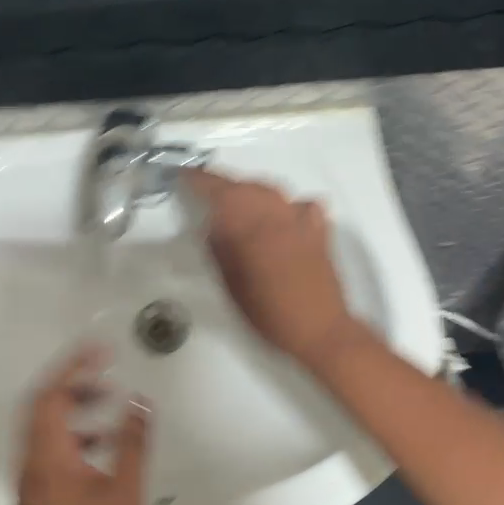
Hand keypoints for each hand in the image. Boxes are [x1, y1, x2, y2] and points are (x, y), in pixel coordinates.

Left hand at [16, 345, 149, 504]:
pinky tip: (103, 457)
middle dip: (73, 387)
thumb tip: (138, 401)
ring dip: (74, 415)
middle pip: (41, 412)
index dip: (73, 366)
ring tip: (112, 413)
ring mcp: (29, 492)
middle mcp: (29, 470)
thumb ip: (131, 443)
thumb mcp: (124, 495)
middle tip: (107, 378)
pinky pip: (49, 458)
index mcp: (46, 459)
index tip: (102, 350)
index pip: (49, 395)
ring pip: (44, 436)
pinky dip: (74, 442)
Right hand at [185, 168, 368, 368]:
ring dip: (252, 191)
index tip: (184, 175)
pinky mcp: (320, 231)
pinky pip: (301, 206)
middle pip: (247, 186)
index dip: (199, 180)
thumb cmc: (269, 312)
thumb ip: (220, 248)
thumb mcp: (231, 284)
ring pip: (272, 191)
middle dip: (225, 185)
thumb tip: (213, 223)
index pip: (220, 191)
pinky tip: (282, 216)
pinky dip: (287, 205)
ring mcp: (302, 219)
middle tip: (206, 193)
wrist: (320, 329)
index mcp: (250, 225)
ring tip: (238, 203)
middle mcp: (277, 214)